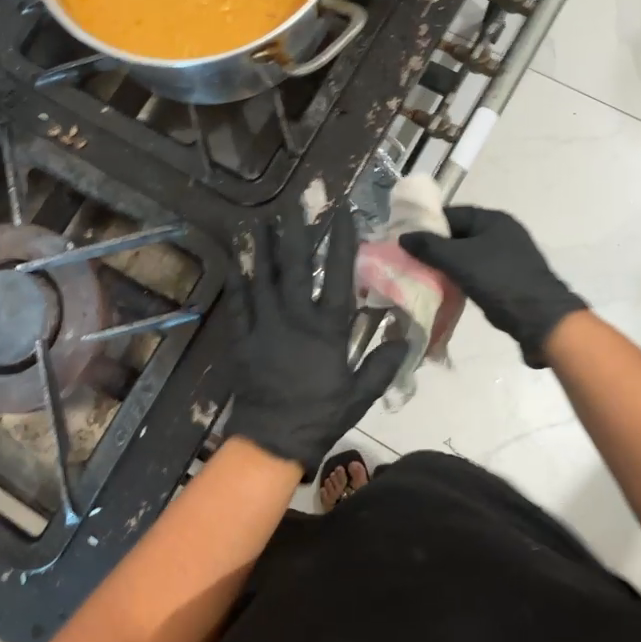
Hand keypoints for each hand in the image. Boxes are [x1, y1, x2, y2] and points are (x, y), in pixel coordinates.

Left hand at [225, 204, 407, 475]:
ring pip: (263, 278)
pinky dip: (237, 282)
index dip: (341, 241)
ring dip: (262, 248)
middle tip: (293, 204)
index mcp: (327, 329)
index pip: (337, 274)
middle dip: (295, 233)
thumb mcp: (361, 393)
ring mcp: (265, 326)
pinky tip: (234, 262)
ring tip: (260, 222)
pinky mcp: (243, 339)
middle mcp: (295, 319)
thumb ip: (383, 364)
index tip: (343, 213)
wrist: (275, 438)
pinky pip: (239, 304)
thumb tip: (406, 339)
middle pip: (295, 266)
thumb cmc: (322, 415)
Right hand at [399, 206, 585, 367]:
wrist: (540, 318)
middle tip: (410, 260)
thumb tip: (403, 236)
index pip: (452, 214)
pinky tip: (444, 288)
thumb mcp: (459, 261)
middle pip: (459, 234)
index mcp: (493, 219)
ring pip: (467, 255)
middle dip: (435, 247)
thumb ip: (429, 247)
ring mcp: (507, 256)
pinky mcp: (507, 278)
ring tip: (423, 276)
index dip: (427, 225)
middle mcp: (502, 232)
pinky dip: (460, 277)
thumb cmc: (499, 280)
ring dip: (446, 265)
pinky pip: (476, 271)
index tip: (405, 240)